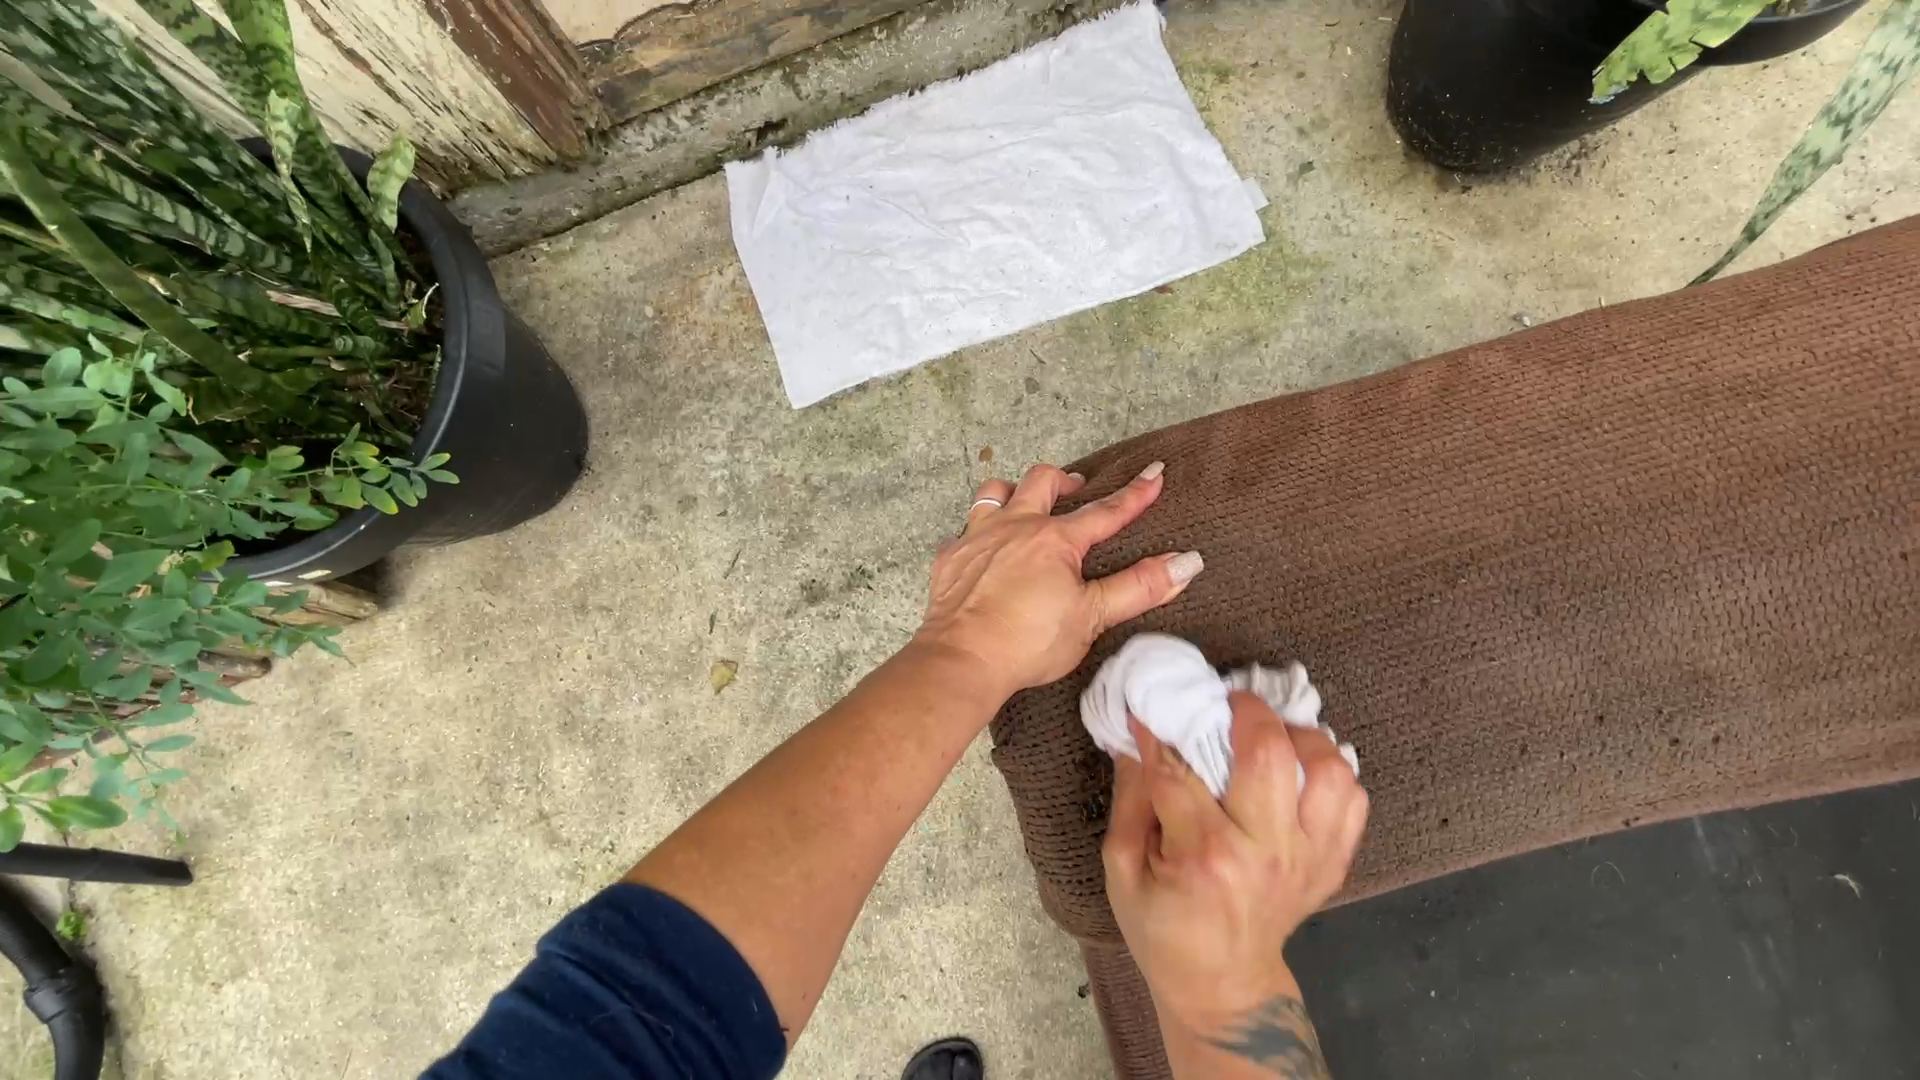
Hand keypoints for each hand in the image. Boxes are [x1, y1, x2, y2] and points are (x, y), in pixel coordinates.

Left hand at [911, 461, 1203, 702]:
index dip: (1135, 493)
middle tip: (1077, 487)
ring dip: (1014, 491)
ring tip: (1026, 501)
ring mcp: (978, 538)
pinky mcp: (950, 557)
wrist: (963, 659)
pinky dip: (976, 531)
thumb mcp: (1092, 616)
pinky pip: (963, 530)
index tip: (1154, 473)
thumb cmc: (1028, 641)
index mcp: (1055, 539)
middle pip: (1042, 482)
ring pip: (994, 492)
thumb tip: (1185, 562)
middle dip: (1065, 480)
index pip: (1106, 511)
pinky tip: (982, 547)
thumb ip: (1139, 587)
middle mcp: (1015, 527)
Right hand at [1103, 692, 1368, 1040]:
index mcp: (1204, 855)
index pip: (1179, 770)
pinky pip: (1353, 800)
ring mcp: (1307, 857)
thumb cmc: (1162, 927)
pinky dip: (1331, 770)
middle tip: (1225, 700)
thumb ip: (1130, 796)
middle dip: (1245, 710)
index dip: (1158, 729)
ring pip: (1329, 769)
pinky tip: (1298, 764)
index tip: (1146, 705)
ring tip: (1271, 730)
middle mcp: (1265, 850)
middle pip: (1270, 754)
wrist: (1222, 985)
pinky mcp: (1330, 863)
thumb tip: (1137, 733)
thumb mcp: (1121, 867)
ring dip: (1300, 735)